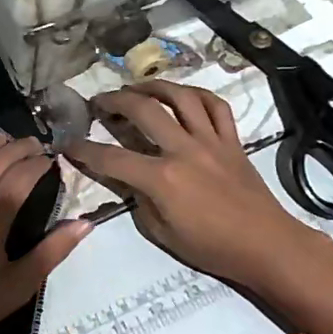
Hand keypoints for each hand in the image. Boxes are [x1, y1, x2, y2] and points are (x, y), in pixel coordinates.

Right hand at [65, 80, 325, 288]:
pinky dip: (198, 95)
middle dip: (114, 100)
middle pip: (143, 110)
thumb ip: (140, 202)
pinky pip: (216, 106)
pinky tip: (184, 96)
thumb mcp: (163, 235)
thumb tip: (131, 181)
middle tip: (100, 101)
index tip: (68, 144)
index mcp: (162, 179)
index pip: (112, 158)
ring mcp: (211, 140)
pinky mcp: (232, 139)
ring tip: (137, 87)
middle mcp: (184, 149)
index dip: (84, 150)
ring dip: (154, 85)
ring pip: (180, 96)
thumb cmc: (212, 248)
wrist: (264, 244)